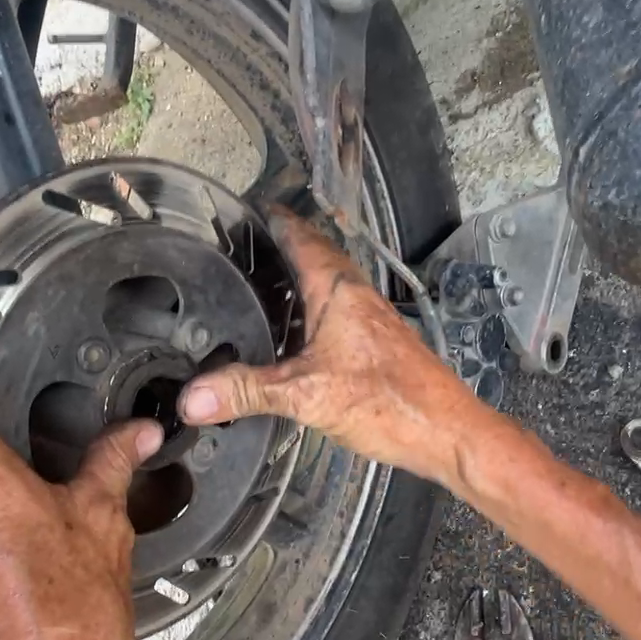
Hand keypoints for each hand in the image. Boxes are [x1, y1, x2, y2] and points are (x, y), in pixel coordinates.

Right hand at [177, 209, 489, 485]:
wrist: (447, 431)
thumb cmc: (390, 403)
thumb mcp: (307, 395)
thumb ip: (248, 391)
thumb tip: (193, 396)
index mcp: (339, 291)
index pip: (303, 237)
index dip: (277, 220)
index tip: (252, 209)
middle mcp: (357, 297)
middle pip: (315, 258)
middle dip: (282, 249)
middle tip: (245, 250)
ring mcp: (370, 321)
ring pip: (326, 288)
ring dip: (297, 283)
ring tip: (260, 290)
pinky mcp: (376, 346)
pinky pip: (336, 316)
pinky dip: (311, 315)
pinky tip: (295, 341)